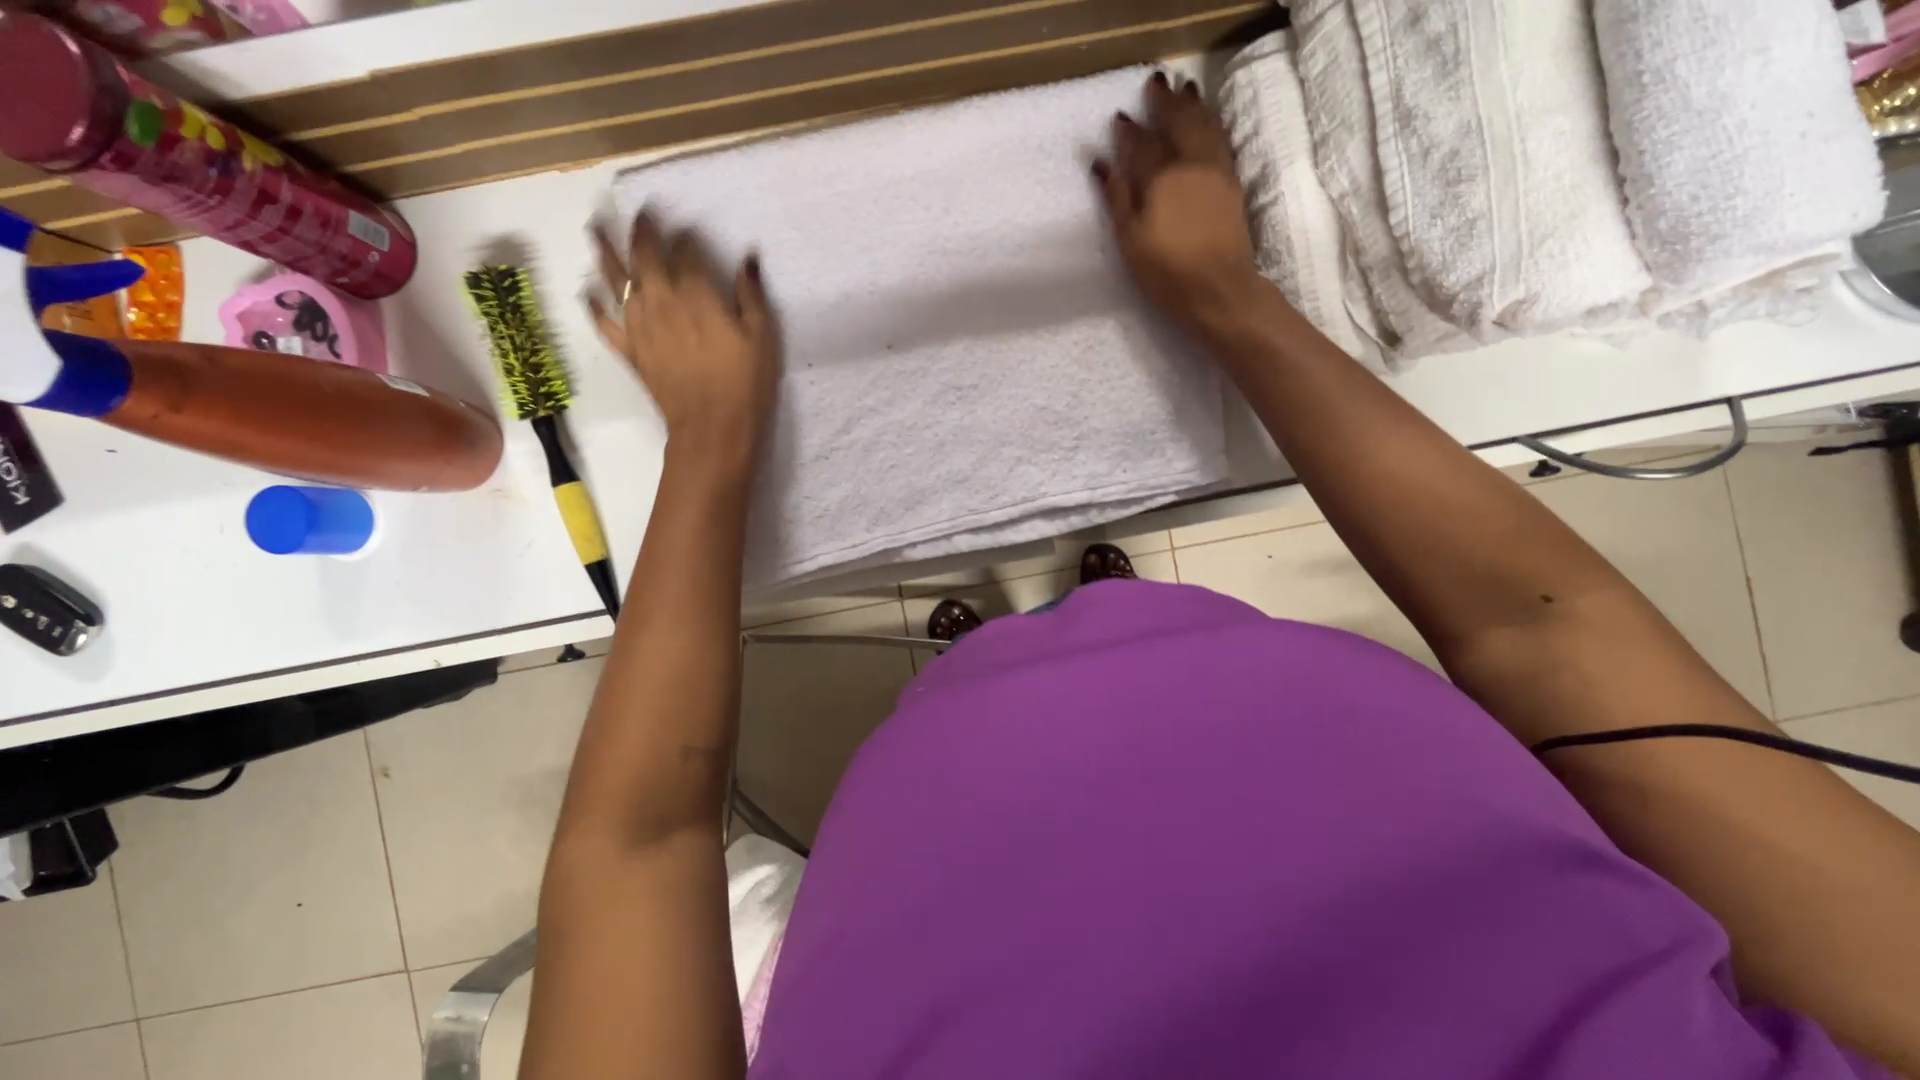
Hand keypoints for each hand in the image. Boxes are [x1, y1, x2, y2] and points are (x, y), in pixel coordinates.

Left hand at [589, 213, 779, 470]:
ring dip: (605, 253)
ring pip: (616, 280)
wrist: (711, 425)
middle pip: (644, 257)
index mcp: (696, 293)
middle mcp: (661, 300)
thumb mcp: (762, 335)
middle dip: (642, 232)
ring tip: (595, 230)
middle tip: (640, 215)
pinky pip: (605, 323)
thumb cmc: (744, 381)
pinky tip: (588, 294)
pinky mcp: (629, 350)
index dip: (684, 238)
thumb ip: (751, 295)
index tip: (686, 231)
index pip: (684, 252)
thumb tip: (747, 261)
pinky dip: (594, 306)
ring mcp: (639, 325)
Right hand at [1093, 72, 1260, 329]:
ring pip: (1204, 126)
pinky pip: (1222, 141)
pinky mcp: (1232, 184)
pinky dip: (1213, 124)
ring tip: (1186, 89)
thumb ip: (1117, 197)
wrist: (1220, 289)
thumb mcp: (1130, 239)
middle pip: (1177, 123)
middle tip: (1156, 82)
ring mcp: (1215, 172)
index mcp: (1160, 177)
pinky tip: (1210, 120)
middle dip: (1165, 101)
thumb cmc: (1167, 272)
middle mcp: (1189, 164)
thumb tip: (1102, 163)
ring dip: (1193, 105)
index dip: (1129, 130)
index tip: (1120, 116)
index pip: (1141, 144)